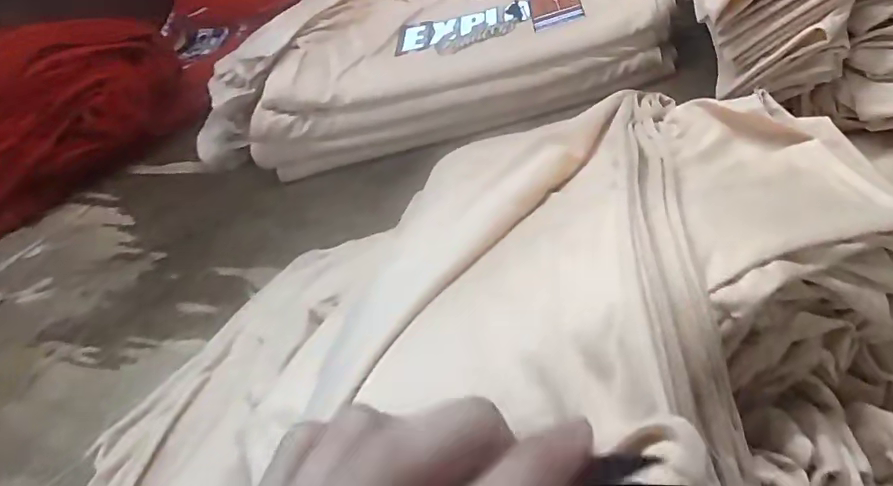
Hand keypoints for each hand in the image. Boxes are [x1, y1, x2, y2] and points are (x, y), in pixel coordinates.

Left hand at [259, 399, 594, 485]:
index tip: (582, 434)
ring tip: (434, 471)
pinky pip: (310, 438)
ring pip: (374, 421)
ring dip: (418, 437)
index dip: (552, 458)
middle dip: (494, 439)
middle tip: (510, 465)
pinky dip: (343, 446)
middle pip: (449, 429)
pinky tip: (356, 472)